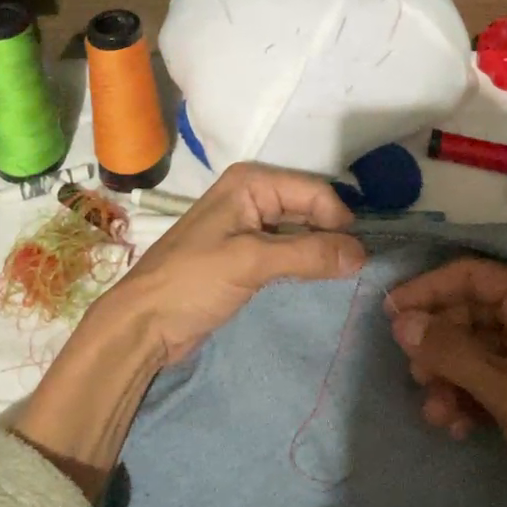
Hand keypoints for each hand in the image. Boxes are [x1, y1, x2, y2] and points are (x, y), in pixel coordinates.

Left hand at [98, 162, 365, 363]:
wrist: (143, 323)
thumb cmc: (192, 281)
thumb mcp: (251, 262)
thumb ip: (308, 254)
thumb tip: (363, 254)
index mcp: (250, 183)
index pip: (314, 191)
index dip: (339, 221)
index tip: (359, 258)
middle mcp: (252, 196)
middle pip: (310, 209)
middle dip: (333, 234)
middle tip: (358, 270)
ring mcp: (248, 227)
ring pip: (301, 232)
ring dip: (321, 252)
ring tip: (346, 278)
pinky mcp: (246, 256)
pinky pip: (288, 252)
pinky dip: (305, 264)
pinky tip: (320, 282)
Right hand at [386, 258, 506, 506]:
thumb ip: (451, 352)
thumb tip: (400, 321)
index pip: (471, 275)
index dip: (427, 289)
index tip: (389, 312)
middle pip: (468, 313)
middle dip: (437, 345)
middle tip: (413, 374)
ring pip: (472, 348)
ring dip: (447, 376)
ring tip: (435, 411)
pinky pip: (485, 376)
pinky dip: (465, 396)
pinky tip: (454, 424)